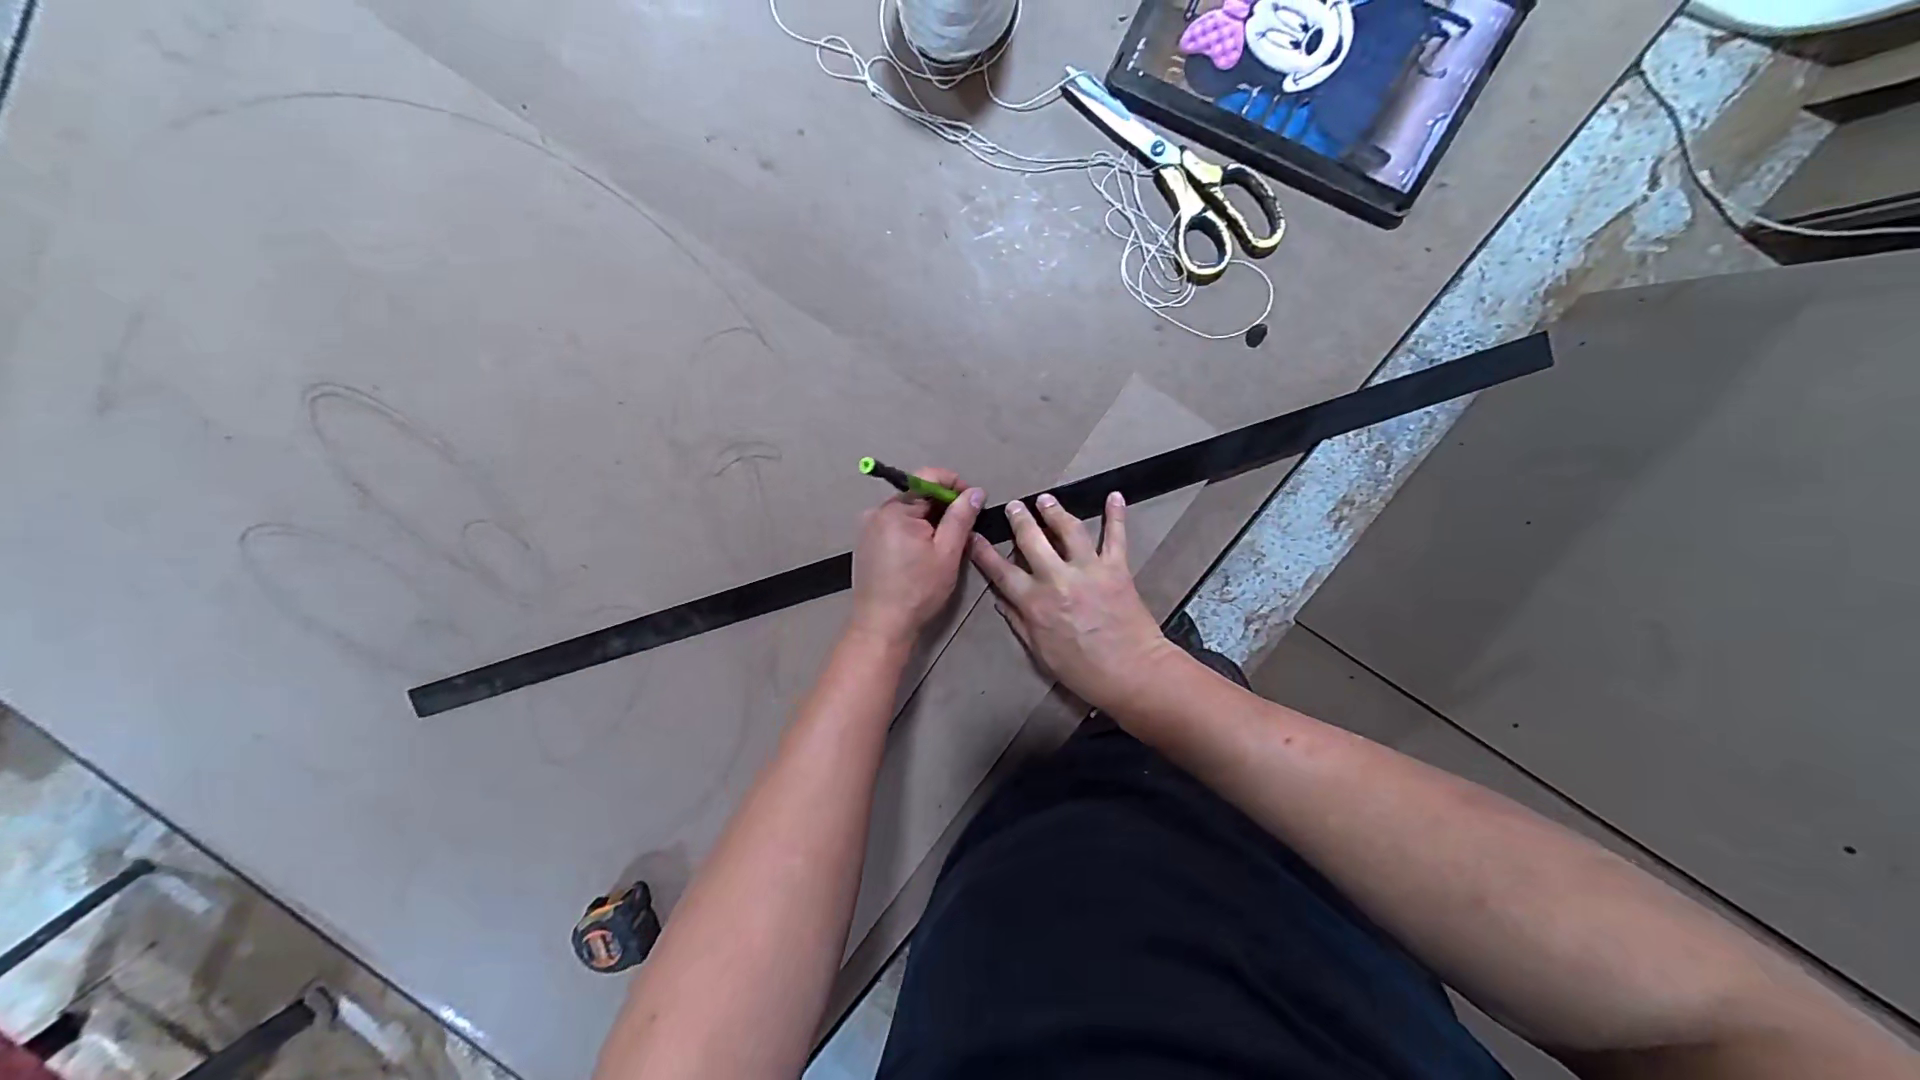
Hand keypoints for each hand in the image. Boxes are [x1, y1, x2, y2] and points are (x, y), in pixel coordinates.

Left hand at [849, 468, 984, 644]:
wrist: (881, 626)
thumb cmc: (917, 591)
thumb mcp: (947, 553)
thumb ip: (961, 517)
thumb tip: (975, 492)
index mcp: (895, 510)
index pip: (928, 477)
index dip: (954, 484)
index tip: (973, 501)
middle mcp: (876, 512)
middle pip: (917, 494)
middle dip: (943, 506)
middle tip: (964, 528)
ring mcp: (867, 528)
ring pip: (907, 512)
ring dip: (929, 520)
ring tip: (946, 544)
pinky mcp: (866, 543)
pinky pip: (895, 526)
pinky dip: (914, 531)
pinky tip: (924, 553)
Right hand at [967, 491, 1178, 711]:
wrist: (1130, 672)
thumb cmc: (1082, 670)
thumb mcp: (1039, 651)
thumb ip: (1019, 622)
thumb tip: (1001, 599)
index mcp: (1034, 602)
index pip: (1001, 571)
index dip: (984, 552)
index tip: (974, 536)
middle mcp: (1057, 579)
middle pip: (1031, 539)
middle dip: (1019, 519)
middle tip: (1014, 506)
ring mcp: (1088, 570)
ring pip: (1069, 529)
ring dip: (1055, 511)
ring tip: (1046, 499)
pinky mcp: (1116, 568)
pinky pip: (1116, 536)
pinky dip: (1116, 515)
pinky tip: (1114, 496)